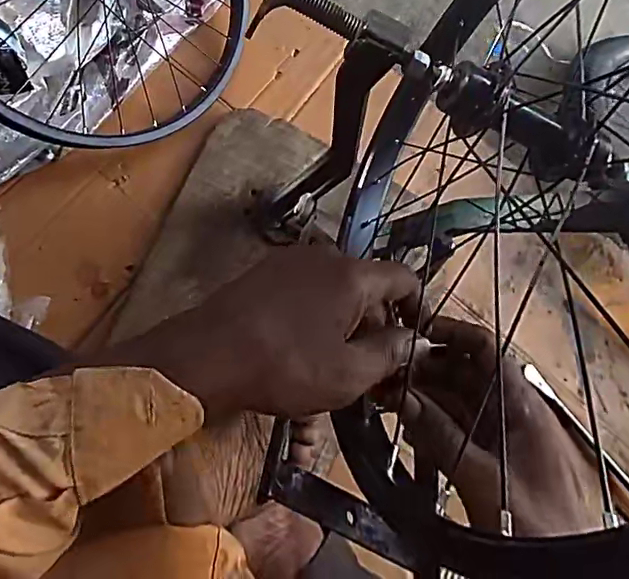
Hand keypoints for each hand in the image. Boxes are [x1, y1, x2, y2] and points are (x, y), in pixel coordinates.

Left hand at [94, 244, 419, 419]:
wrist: (211, 352)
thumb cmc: (286, 365)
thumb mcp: (349, 373)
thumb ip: (391, 353)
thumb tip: (416, 340)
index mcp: (351, 274)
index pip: (403, 277)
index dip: (417, 307)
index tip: (415, 341)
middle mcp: (323, 255)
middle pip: (368, 284)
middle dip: (378, 322)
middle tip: (374, 368)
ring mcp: (290, 259)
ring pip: (336, 288)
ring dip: (345, 320)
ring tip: (337, 363)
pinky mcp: (266, 270)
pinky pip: (307, 288)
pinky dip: (317, 313)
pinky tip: (305, 346)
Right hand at [378, 316, 597, 536]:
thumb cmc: (544, 533)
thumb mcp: (483, 479)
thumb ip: (440, 435)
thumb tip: (402, 397)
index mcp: (524, 408)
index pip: (485, 348)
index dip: (449, 332)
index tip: (413, 331)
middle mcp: (514, 416)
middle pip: (465, 372)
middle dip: (425, 367)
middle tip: (388, 370)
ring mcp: (505, 440)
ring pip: (457, 401)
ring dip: (423, 396)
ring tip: (390, 397)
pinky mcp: (494, 464)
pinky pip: (457, 430)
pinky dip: (431, 424)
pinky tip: (408, 429)